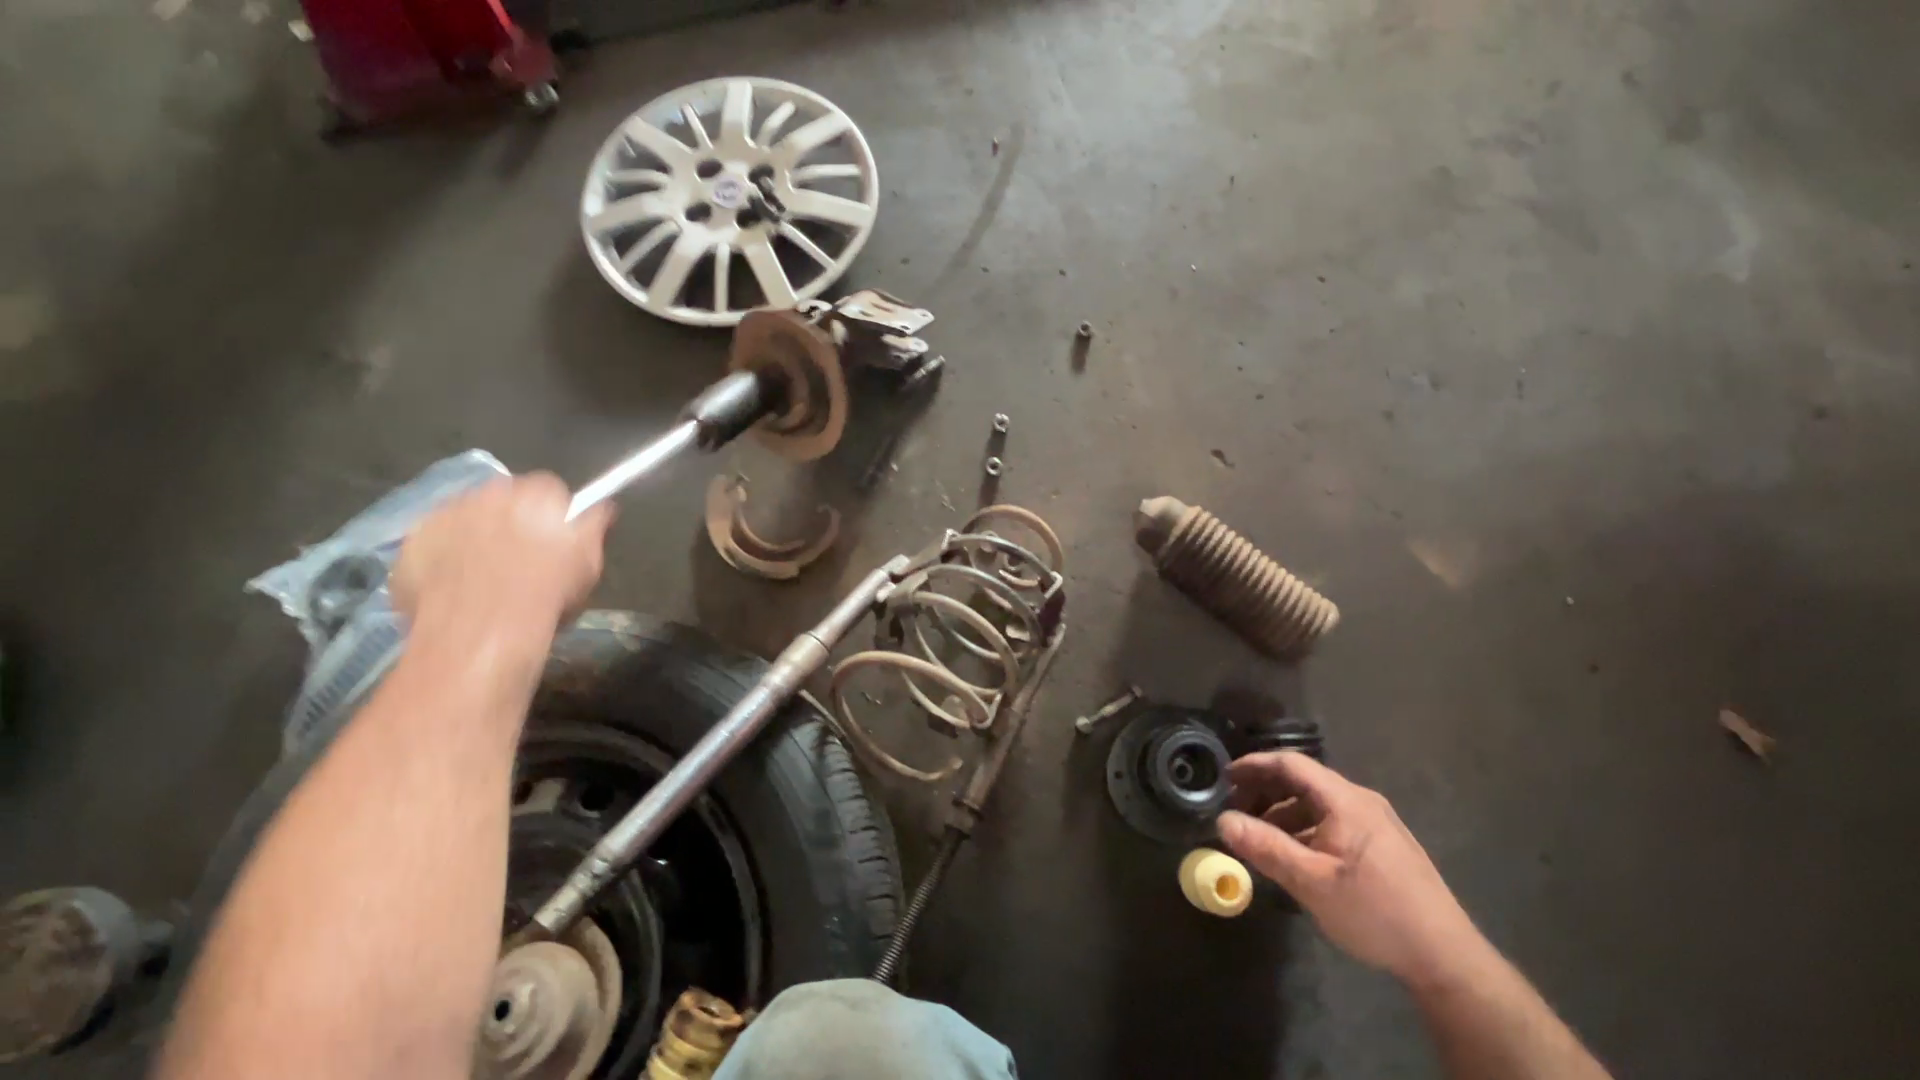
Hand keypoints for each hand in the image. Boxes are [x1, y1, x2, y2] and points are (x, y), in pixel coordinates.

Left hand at [392, 473, 612, 650]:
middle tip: (519, 559)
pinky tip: (452, 589)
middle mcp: (488, 492)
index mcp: (536, 494)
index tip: (556, 540)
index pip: (549, 489)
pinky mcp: (410, 542)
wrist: (480, 632)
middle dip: (510, 520)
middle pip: (503, 497)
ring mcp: (443, 515)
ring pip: (464, 518)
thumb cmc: (546, 598)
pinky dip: (441, 559)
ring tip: (481, 577)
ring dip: (473, 536)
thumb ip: (593, 528)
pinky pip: (431, 544)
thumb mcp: (589, 565)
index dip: (553, 515)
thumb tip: (598, 509)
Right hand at [1217, 752, 1481, 987]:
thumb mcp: (1312, 882)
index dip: (1254, 765)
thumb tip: (1223, 820)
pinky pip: (1332, 823)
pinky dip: (1303, 830)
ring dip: (1282, 815)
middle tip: (1234, 811)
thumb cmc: (1374, 911)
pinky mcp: (1381, 846)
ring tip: (1257, 839)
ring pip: (1317, 805)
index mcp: (1346, 801)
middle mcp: (1362, 802)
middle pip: (1304, 782)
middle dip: (1265, 792)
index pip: (1291, 764)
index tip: (1223, 777)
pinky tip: (1292, 857)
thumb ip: (1266, 847)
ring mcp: (1375, 824)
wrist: (1443, 955)